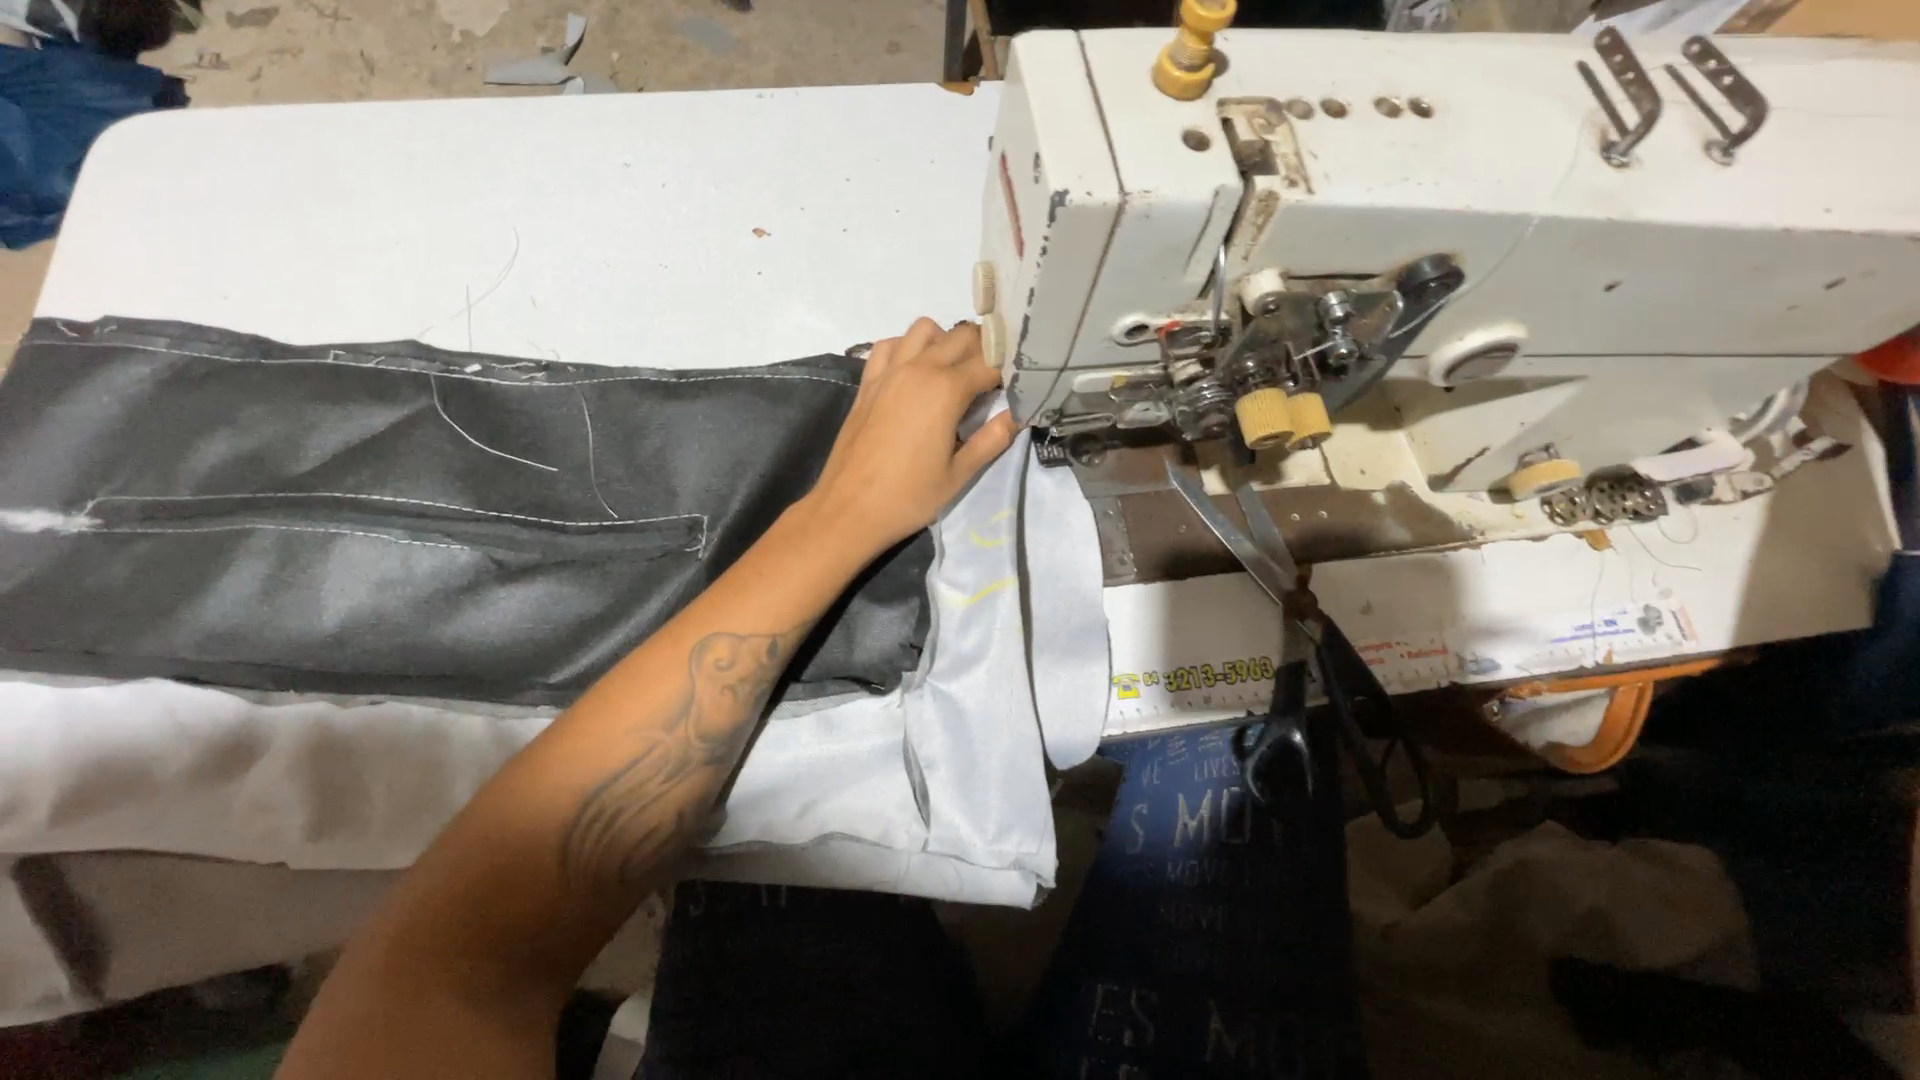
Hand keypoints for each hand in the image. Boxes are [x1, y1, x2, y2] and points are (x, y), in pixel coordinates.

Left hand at [802, 318, 1019, 556]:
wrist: (849, 509)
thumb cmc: (909, 496)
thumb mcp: (960, 474)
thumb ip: (992, 439)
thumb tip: (1018, 416)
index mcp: (946, 390)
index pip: (990, 362)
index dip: (1009, 371)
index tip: (1017, 385)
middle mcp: (918, 369)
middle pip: (961, 336)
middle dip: (984, 350)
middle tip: (992, 379)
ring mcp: (889, 372)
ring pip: (924, 329)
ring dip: (945, 341)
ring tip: (953, 370)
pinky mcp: (868, 382)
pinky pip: (890, 344)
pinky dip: (907, 347)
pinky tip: (914, 372)